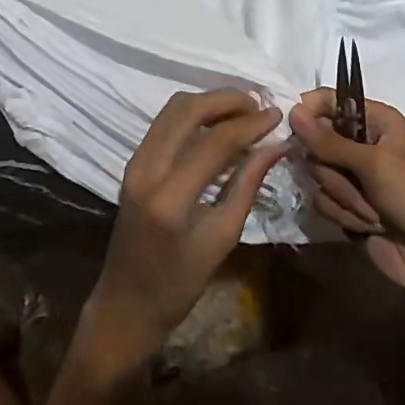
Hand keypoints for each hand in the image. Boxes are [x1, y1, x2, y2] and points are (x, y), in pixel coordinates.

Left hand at [76, 89, 284, 373]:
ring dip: (210, 101)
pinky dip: (195, 113)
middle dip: (228, 100)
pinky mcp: (133, 161)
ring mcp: (135, 162)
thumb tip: (278, 144)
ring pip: (174, 107)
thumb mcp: (223, 236)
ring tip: (243, 111)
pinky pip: (165, 121)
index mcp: (170, 198)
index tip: (277, 115)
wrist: (125, 304)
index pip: (215, 142)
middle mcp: (146, 170)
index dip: (250, 123)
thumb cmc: (179, 283)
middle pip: (188, 110)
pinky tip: (219, 124)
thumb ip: (248, 183)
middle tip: (259, 106)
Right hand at [289, 90, 404, 321]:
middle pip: (317, 140)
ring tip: (372, 211)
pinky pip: (321, 199)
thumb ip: (330, 141)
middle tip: (357, 181)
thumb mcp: (374, 164)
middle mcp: (361, 142)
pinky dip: (342, 214)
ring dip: (342, 196)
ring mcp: (352, 175)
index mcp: (376, 120)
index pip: (331, 100)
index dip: (311, 110)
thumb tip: (293, 112)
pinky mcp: (345, 204)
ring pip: (317, 173)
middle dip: (333, 168)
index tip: (296, 125)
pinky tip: (366, 226)